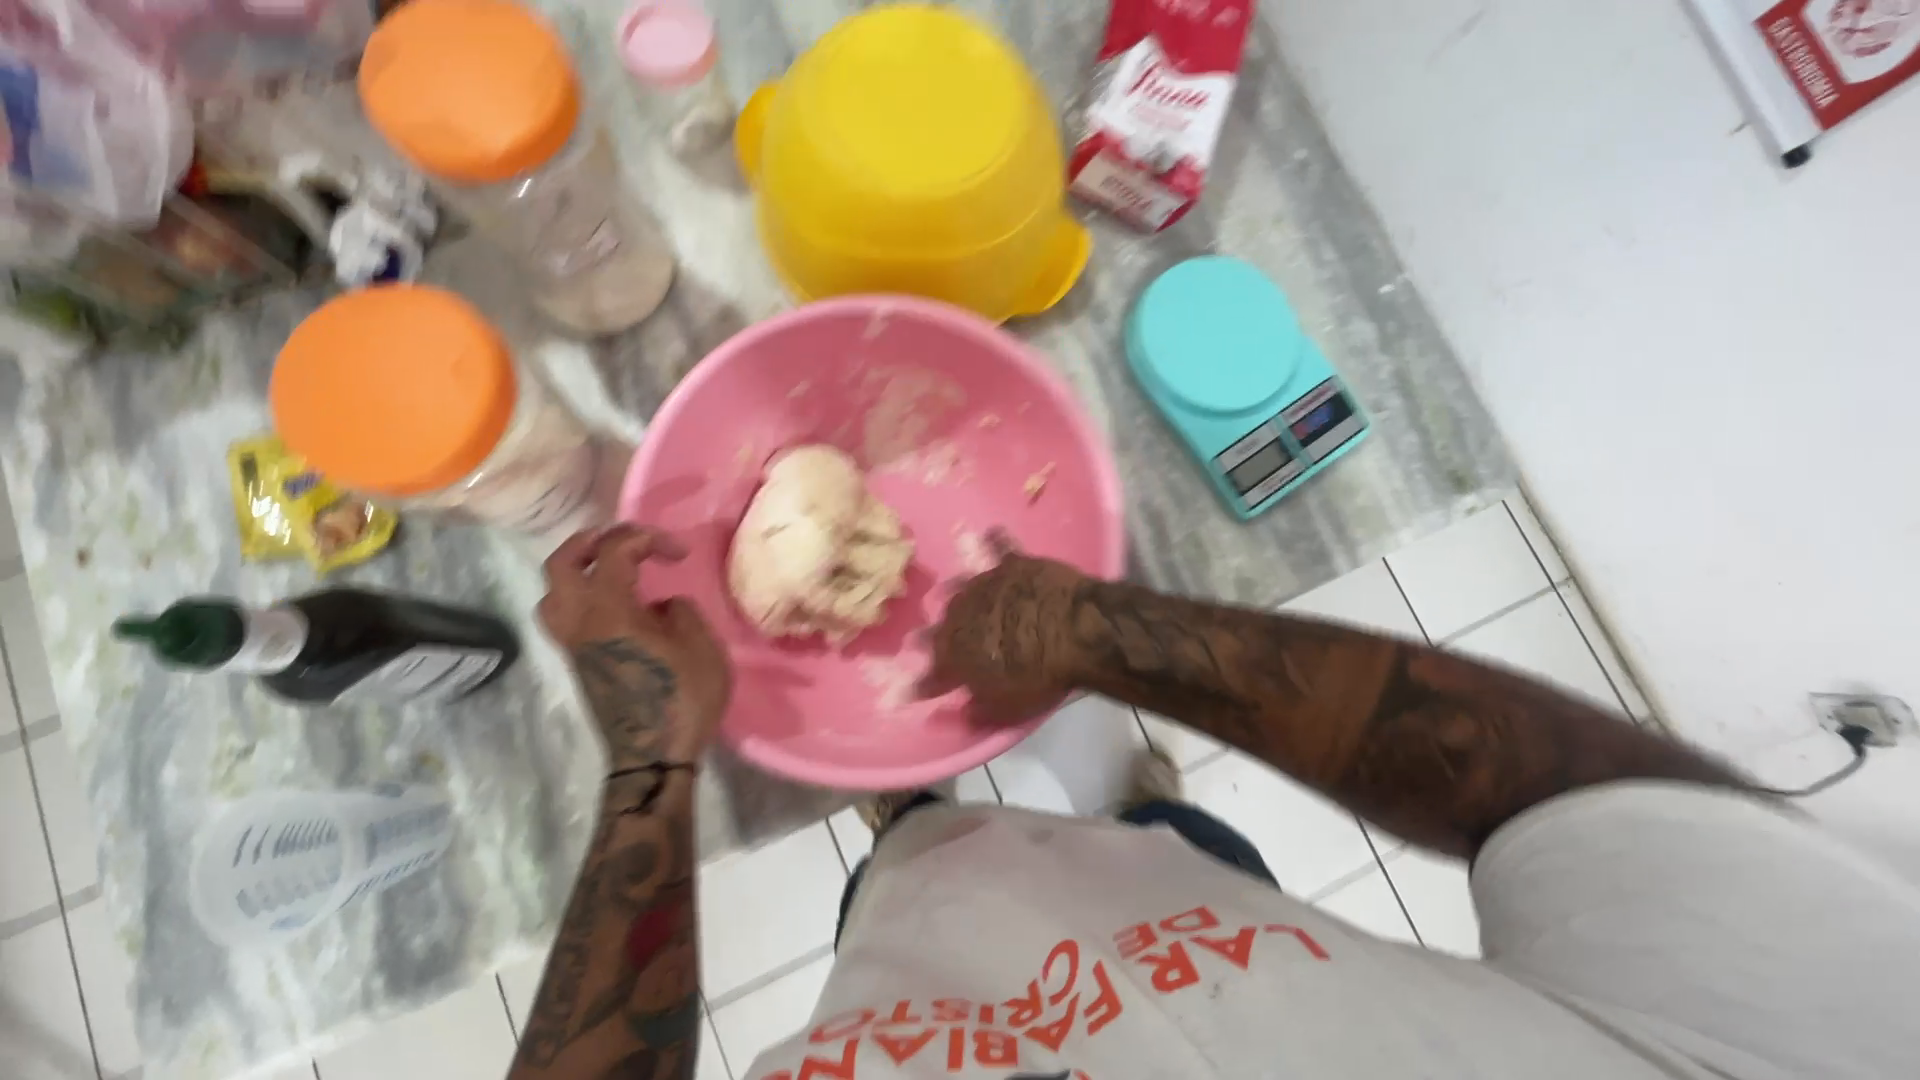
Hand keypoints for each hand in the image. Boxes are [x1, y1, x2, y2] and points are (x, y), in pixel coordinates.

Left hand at [540, 525, 732, 771]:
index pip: (615, 552)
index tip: (678, 553)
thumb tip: (660, 607)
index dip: (646, 538)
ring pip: (553, 592)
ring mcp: (572, 645)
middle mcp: (580, 622)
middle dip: (589, 542)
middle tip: (620, 539)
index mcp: (610, 611)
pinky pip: (562, 615)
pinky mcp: (576, 663)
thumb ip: (680, 612)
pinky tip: (611, 604)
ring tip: (608, 568)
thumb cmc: (681, 698)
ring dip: (576, 571)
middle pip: (561, 565)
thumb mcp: (701, 646)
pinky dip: (579, 596)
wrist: (652, 757)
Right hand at [915, 530, 1091, 721]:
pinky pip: (998, 547)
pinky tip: (990, 536)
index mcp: (954, 654)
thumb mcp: (1005, 709)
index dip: (923, 684)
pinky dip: (993, 543)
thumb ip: (976, 712)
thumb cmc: (1039, 676)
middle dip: (931, 637)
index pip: (931, 674)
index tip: (912, 691)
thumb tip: (960, 713)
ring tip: (948, 595)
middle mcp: (960, 616)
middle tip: (924, 640)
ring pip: (960, 588)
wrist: (1075, 631)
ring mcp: (985, 585)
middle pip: (940, 628)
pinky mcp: (1013, 564)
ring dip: (954, 594)